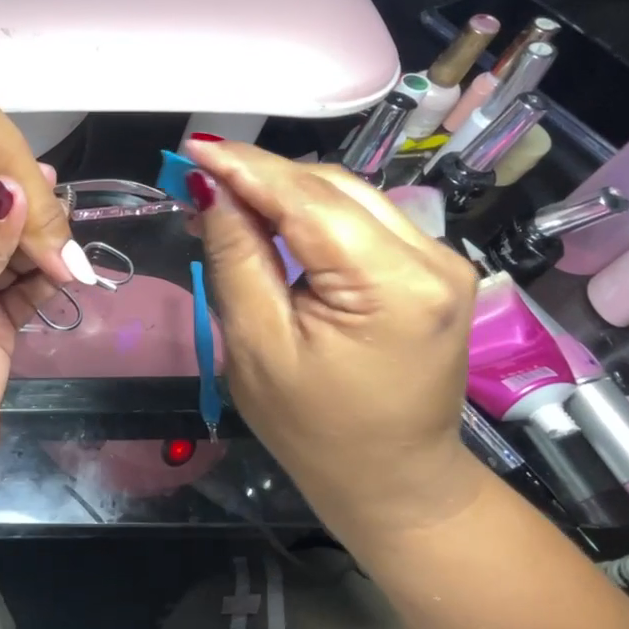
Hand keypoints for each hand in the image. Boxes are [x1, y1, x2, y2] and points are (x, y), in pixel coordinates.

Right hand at [185, 139, 483, 537]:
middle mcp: (431, 259)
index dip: (245, 168)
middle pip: (332, 189)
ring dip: (281, 191)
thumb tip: (208, 188)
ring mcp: (439, 261)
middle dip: (260, 176)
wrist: (393, 480)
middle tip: (193, 178)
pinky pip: (359, 219)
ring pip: (346, 196)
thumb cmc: (313, 428)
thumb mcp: (258, 344)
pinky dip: (307, 212)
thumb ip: (236, 257)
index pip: (308, 201)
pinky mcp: (430, 269)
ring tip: (219, 199)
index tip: (190, 147)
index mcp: (392, 285)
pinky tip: (265, 219)